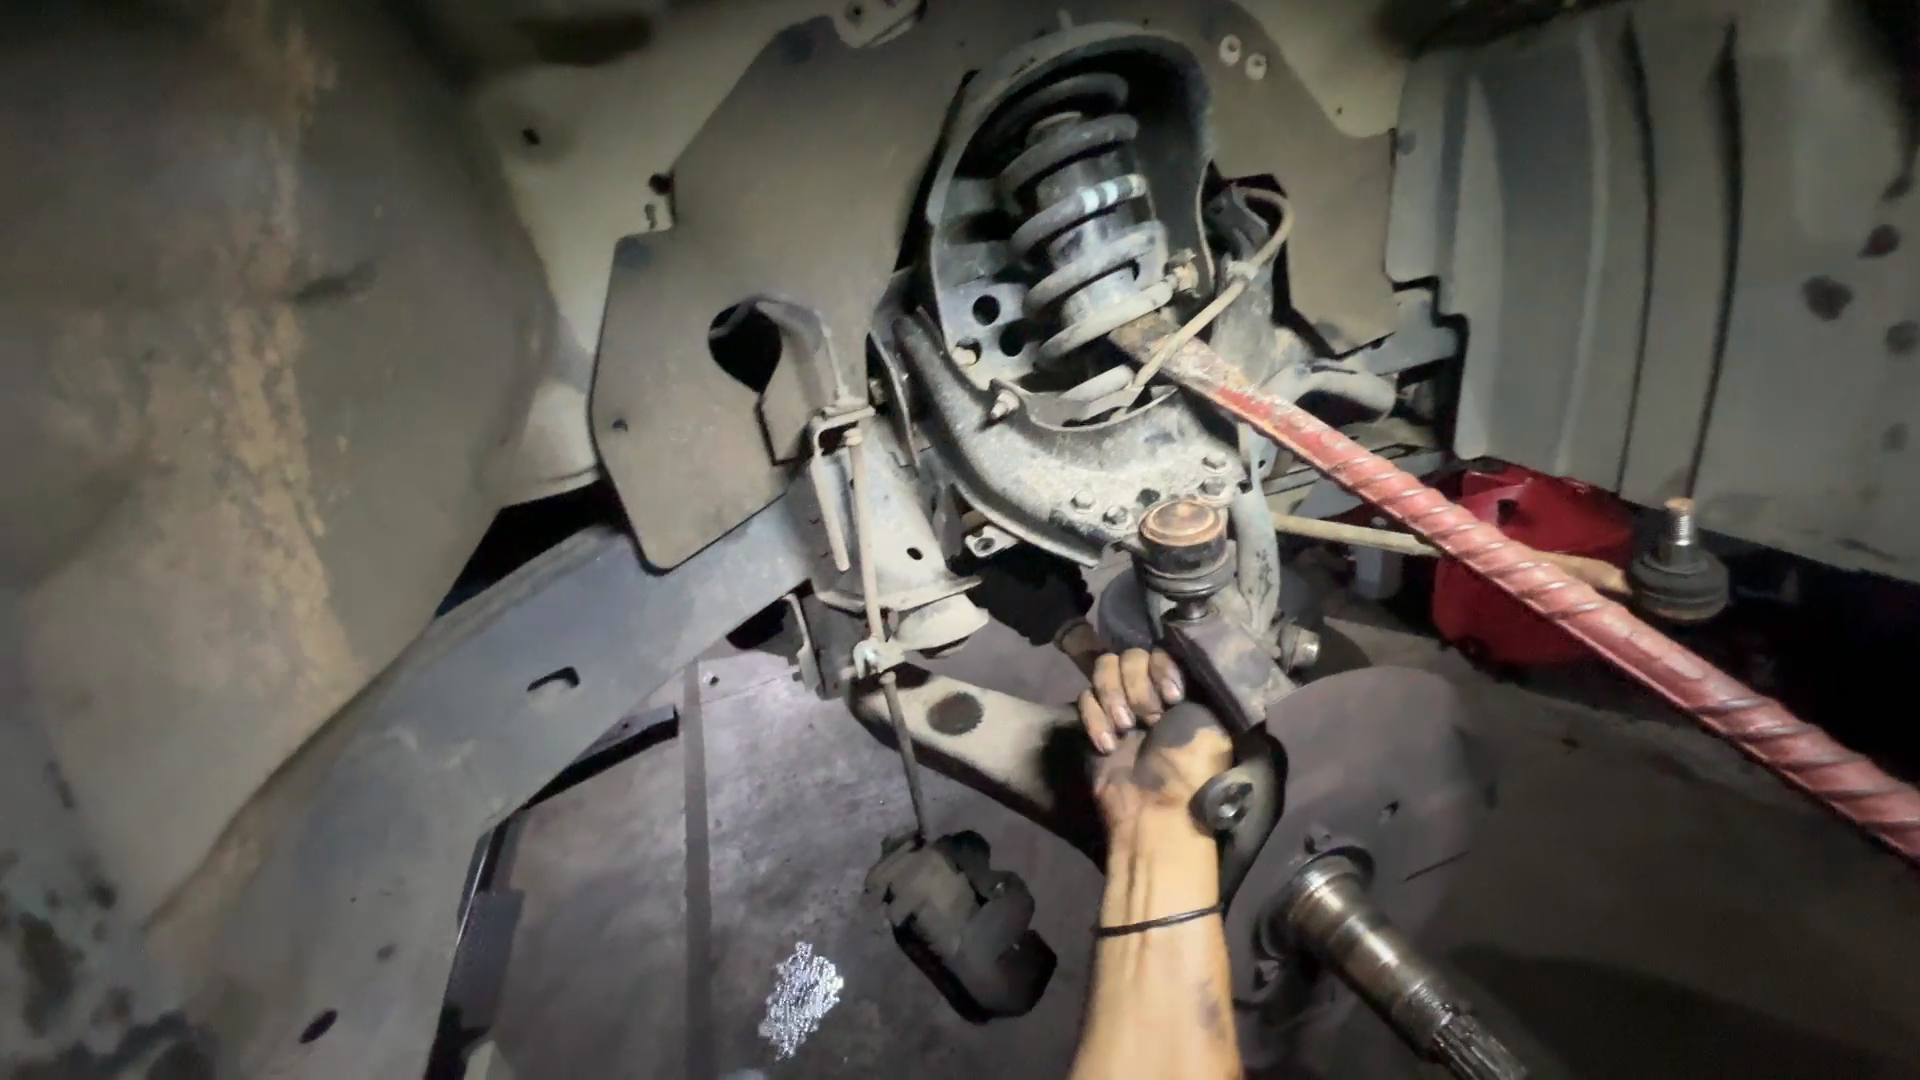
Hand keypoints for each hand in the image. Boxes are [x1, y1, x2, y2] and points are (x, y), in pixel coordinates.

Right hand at [1056, 622, 1231, 830]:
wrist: (1155, 809)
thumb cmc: (1190, 767)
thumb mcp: (1211, 721)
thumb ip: (1198, 682)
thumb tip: (1186, 652)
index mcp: (1182, 688)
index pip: (1161, 649)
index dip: (1161, 668)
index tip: (1173, 698)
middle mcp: (1151, 691)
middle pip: (1129, 655)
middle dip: (1138, 687)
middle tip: (1150, 720)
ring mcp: (1120, 705)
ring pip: (1103, 667)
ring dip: (1113, 697)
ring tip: (1126, 729)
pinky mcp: (1095, 721)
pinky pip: (1084, 697)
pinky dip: (1095, 720)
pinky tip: (1108, 746)